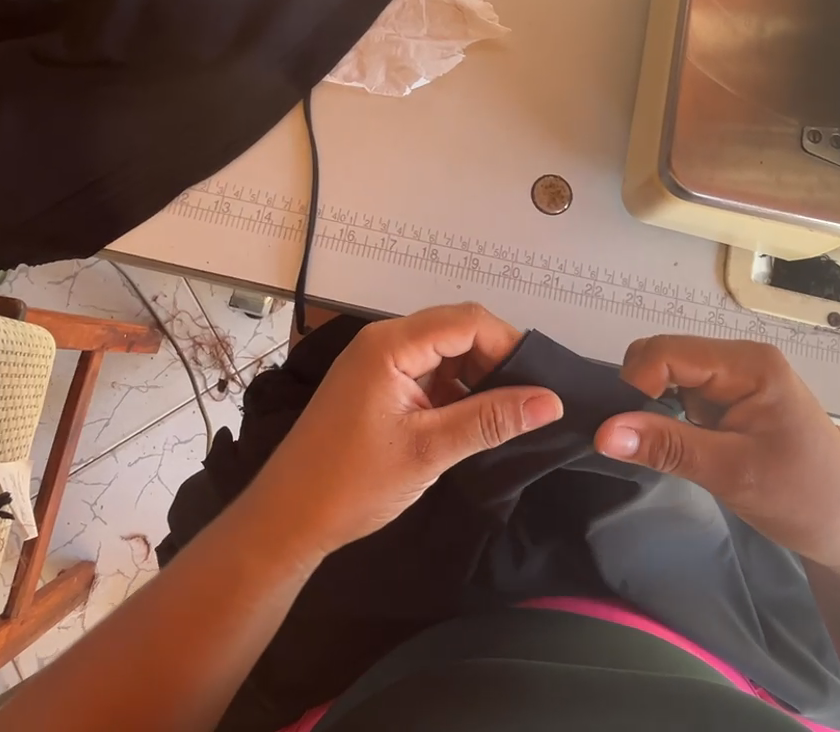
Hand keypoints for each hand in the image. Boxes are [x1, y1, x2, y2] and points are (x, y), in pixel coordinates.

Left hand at [240, 304, 563, 559]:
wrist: (288, 518)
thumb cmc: (352, 483)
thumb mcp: (429, 450)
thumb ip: (490, 420)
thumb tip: (551, 400)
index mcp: (391, 344)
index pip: (466, 320)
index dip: (508, 343)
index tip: (539, 382)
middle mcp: (384, 341)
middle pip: (456, 330)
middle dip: (495, 360)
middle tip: (527, 401)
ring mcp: (379, 362)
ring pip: (444, 352)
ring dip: (475, 378)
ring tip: (504, 414)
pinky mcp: (378, 384)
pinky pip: (427, 372)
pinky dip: (454, 391)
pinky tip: (472, 421)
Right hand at [593, 335, 839, 572]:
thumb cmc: (803, 499)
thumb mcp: (730, 473)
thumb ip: (666, 446)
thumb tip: (602, 432)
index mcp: (748, 363)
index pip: (666, 353)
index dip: (634, 384)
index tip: (621, 430)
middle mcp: (740, 360)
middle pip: (663, 355)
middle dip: (639, 392)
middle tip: (637, 441)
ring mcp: (736, 379)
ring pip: (668, 374)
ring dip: (652, 405)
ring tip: (655, 445)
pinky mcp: (732, 401)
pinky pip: (682, 393)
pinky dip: (666, 415)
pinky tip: (673, 444)